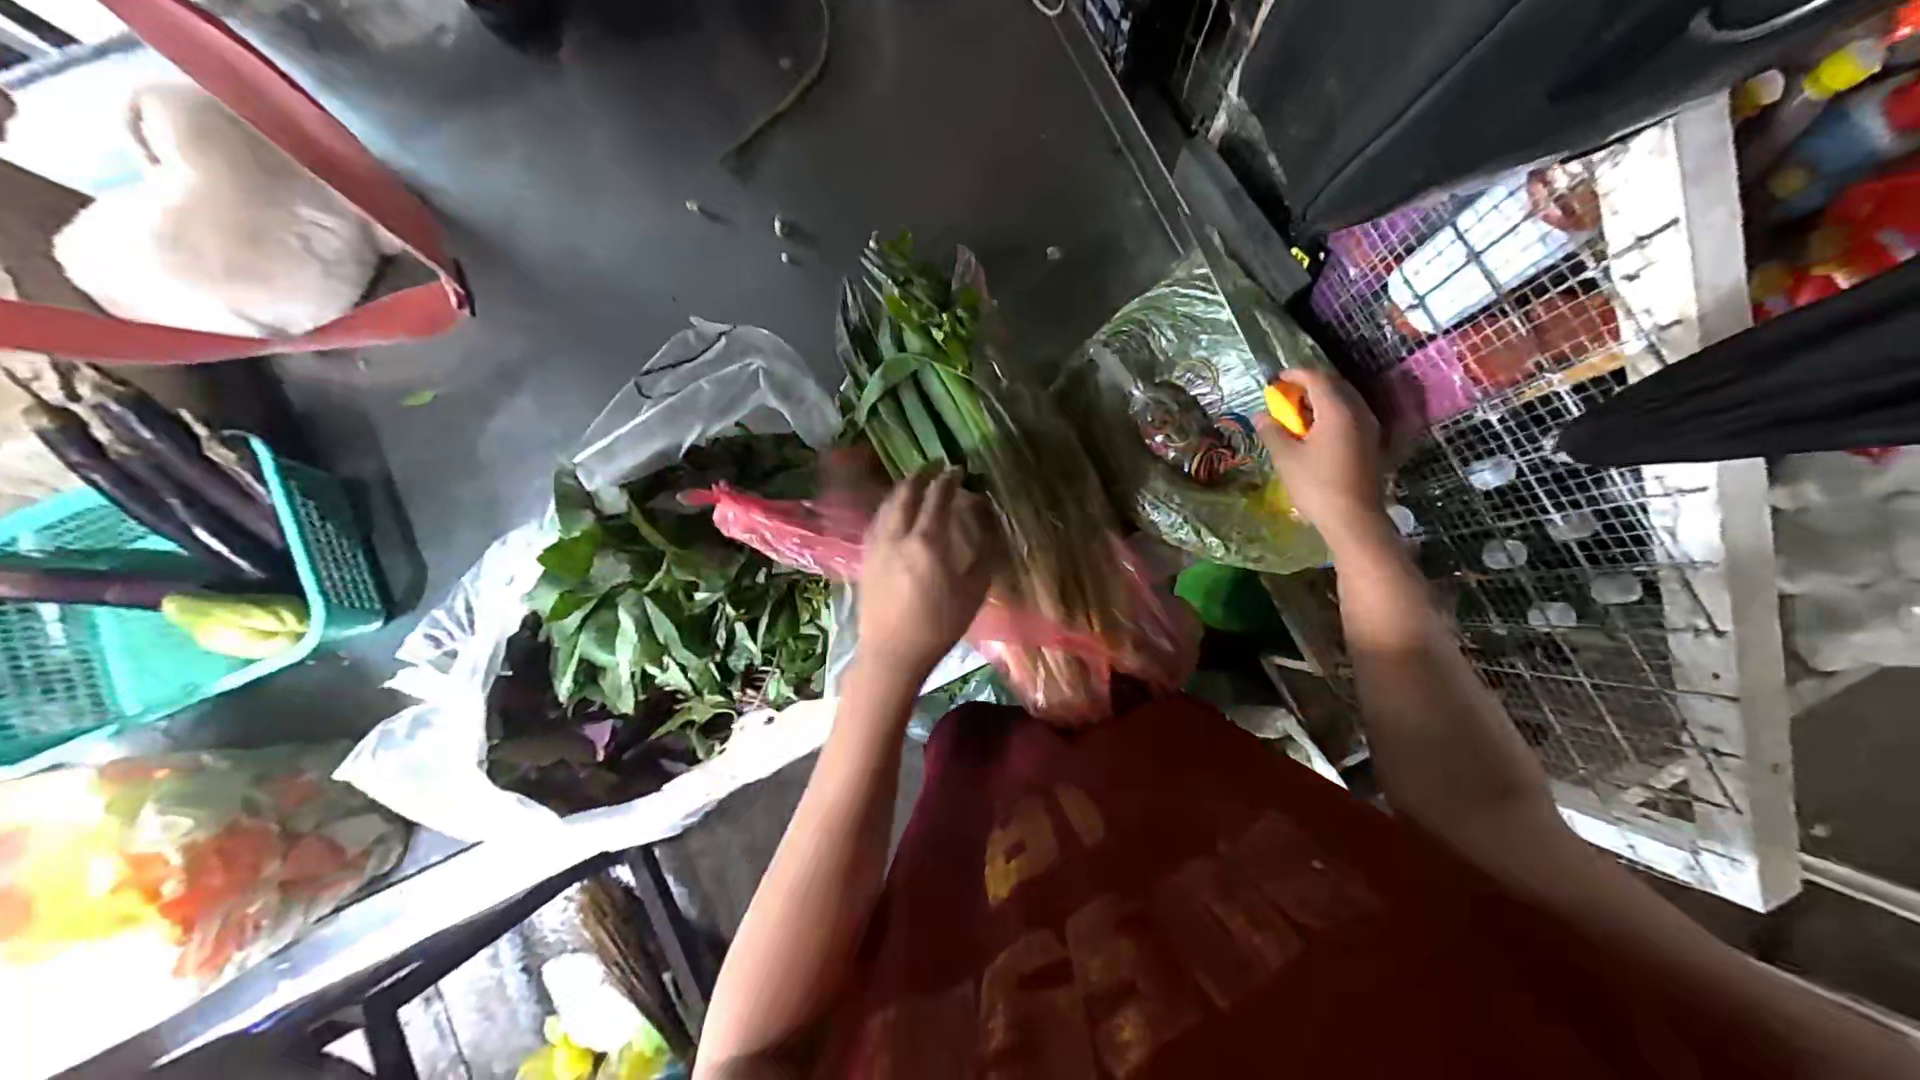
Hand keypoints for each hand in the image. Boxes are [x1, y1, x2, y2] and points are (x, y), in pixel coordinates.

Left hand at [857, 467, 1000, 678]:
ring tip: (914, 483)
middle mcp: (897, 535)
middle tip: (934, 466)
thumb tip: (988, 522)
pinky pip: (877, 521)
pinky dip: (888, 507)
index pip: (937, 497)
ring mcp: (877, 546)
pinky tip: (893, 511)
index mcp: (927, 541)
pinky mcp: (865, 559)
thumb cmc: (939, 625)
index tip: (958, 469)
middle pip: (906, 493)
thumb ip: (984, 552)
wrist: (892, 654)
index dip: (949, 480)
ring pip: (887, 505)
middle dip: (921, 475)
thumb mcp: (974, 591)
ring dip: (902, 489)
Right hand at [1256, 368, 1387, 542]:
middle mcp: (1358, 412)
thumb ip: (1272, 431)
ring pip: (1345, 401)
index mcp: (1337, 411)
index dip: (1295, 375)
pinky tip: (1316, 431)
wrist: (1354, 519)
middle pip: (1334, 386)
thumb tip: (1261, 415)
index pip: (1317, 379)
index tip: (1276, 380)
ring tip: (1298, 413)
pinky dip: (1331, 414)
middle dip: (1309, 385)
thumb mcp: (1286, 458)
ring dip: (1321, 401)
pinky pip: (1350, 416)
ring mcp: (1369, 428)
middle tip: (1286, 396)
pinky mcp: (1372, 443)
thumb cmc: (1316, 486)